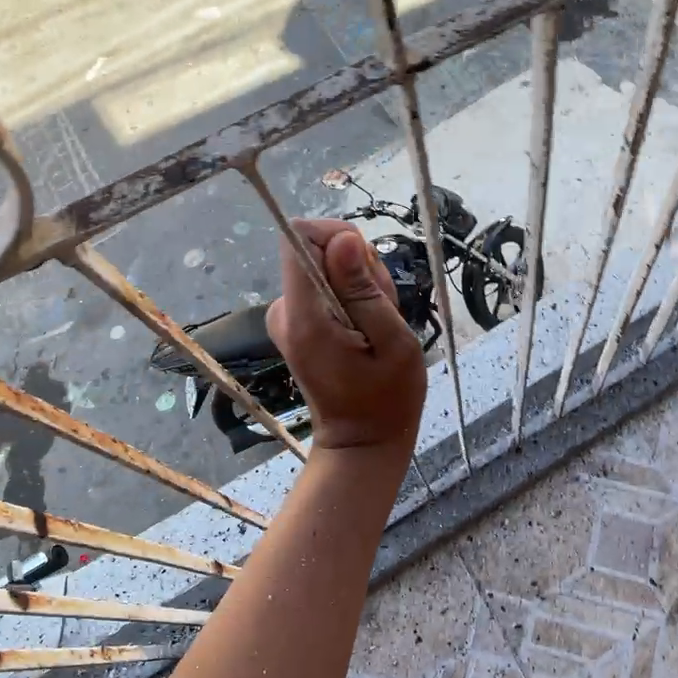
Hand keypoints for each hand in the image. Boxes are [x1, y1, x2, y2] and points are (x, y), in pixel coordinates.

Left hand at [266, 219, 426, 453]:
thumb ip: (365, 290)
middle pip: (317, 251)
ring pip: (327, 268)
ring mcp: (286, 316)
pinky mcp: (295, 321)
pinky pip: (325, 287)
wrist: (362, 440)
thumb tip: (344, 239)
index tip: (369, 269)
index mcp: (304, 315)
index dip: (338, 237)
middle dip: (359, 269)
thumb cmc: (387, 398)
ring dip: (360, 287)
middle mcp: (284, 310)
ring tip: (377, 327)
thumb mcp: (393, 342)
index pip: (299, 237)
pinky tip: (367, 331)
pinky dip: (352, 299)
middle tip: (381, 312)